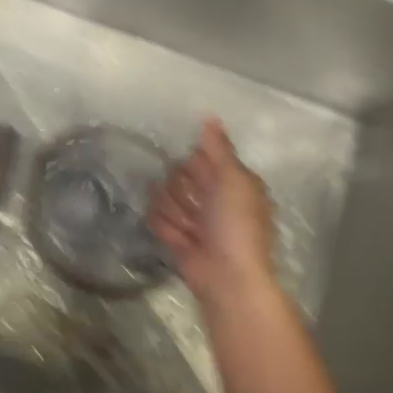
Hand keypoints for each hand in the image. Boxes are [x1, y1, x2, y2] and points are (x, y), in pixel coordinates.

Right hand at [151, 118, 277, 308]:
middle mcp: (211, 198)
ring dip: (174, 213)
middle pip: (176, 176)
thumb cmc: (236, 225)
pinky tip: (181, 240)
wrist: (227, 275)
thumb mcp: (233, 180)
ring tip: (191, 230)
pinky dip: (167, 229)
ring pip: (163, 197)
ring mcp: (192, 218)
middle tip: (197, 207)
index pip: (198, 159)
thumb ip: (219, 149)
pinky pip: (156, 219)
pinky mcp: (175, 235)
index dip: (194, 166)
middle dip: (181, 190)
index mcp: (230, 183)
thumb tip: (210, 117)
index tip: (198, 176)